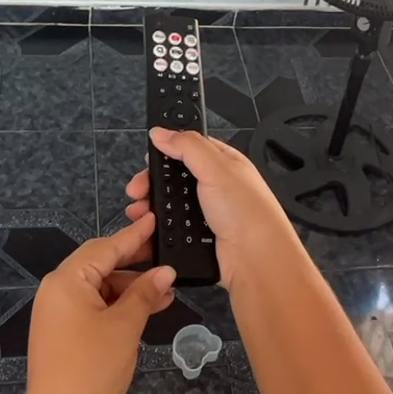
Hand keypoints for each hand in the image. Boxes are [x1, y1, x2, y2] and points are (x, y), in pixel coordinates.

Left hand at [17, 214, 174, 393]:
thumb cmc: (90, 369)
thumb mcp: (125, 327)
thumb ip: (144, 293)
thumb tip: (165, 271)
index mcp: (67, 280)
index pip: (106, 247)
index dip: (134, 236)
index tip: (155, 219)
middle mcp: (57, 290)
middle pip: (101, 264)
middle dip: (135, 263)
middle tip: (167, 256)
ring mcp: (58, 313)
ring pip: (100, 287)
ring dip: (131, 288)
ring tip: (166, 292)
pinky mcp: (63, 332)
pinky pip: (94, 306)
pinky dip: (119, 306)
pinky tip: (146, 310)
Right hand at [124, 128, 302, 293]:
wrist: (257, 261)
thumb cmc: (246, 211)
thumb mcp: (216, 168)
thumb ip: (187, 146)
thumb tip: (160, 132)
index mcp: (224, 163)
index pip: (191, 148)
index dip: (167, 150)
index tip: (147, 157)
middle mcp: (216, 187)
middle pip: (175, 178)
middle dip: (152, 183)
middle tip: (136, 191)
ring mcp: (208, 214)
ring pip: (171, 205)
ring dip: (151, 208)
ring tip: (137, 213)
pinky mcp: (200, 238)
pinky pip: (173, 229)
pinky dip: (158, 229)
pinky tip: (148, 231)